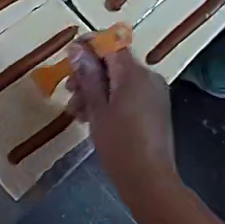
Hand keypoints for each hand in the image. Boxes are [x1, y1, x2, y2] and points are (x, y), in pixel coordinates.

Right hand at [65, 42, 179, 198]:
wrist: (149, 180)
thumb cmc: (119, 145)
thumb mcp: (97, 109)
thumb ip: (88, 76)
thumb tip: (77, 49)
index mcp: (134, 74)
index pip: (111, 43)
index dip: (89, 45)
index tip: (69, 57)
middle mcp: (148, 77)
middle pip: (114, 63)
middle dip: (89, 74)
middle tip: (69, 92)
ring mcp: (154, 93)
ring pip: (119, 80)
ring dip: (96, 90)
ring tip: (77, 112)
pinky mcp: (155, 108)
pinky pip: (130, 93)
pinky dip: (111, 99)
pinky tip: (93, 118)